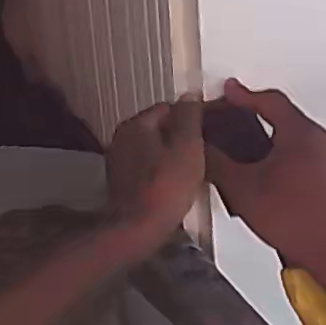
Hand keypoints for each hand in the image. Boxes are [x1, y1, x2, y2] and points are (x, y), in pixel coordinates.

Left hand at [105, 98, 205, 246]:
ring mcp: (119, 162)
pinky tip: (175, 185)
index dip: (190, 117)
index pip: (167, 107)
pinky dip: (161, 172)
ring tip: (191, 171)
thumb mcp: (187, 146)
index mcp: (134, 125)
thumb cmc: (165, 187)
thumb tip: (190, 96)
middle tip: (202, 152)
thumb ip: (189, 117)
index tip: (206, 131)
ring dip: (171, 156)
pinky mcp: (122, 183)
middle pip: (159, 128)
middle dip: (180, 138)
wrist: (138, 228)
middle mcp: (121, 139)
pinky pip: (147, 168)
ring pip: (153, 149)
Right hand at [205, 79, 325, 270]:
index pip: (269, 101)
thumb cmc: (305, 224)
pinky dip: (290, 171)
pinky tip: (275, 194)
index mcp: (304, 134)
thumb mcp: (243, 189)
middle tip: (237, 131)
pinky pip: (312, 167)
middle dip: (256, 127)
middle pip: (285, 122)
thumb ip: (217, 163)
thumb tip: (203, 152)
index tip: (231, 92)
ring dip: (273, 153)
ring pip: (299, 147)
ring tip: (252, 172)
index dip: (243, 95)